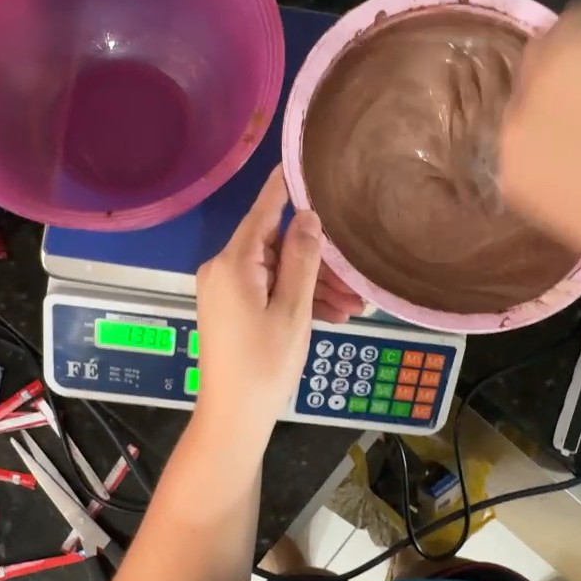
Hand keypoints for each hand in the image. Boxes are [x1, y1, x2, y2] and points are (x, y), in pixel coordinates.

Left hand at [194, 169, 362, 436]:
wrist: (234, 417)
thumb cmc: (264, 364)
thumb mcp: (293, 310)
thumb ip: (302, 259)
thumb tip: (308, 216)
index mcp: (233, 263)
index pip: (264, 210)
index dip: (285, 187)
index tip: (303, 162)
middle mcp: (224, 270)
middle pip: (277, 246)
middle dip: (319, 261)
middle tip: (357, 280)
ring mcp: (226, 291)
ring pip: (278, 272)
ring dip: (315, 286)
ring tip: (354, 307)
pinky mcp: (232, 309)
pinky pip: (269, 291)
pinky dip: (297, 300)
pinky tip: (333, 315)